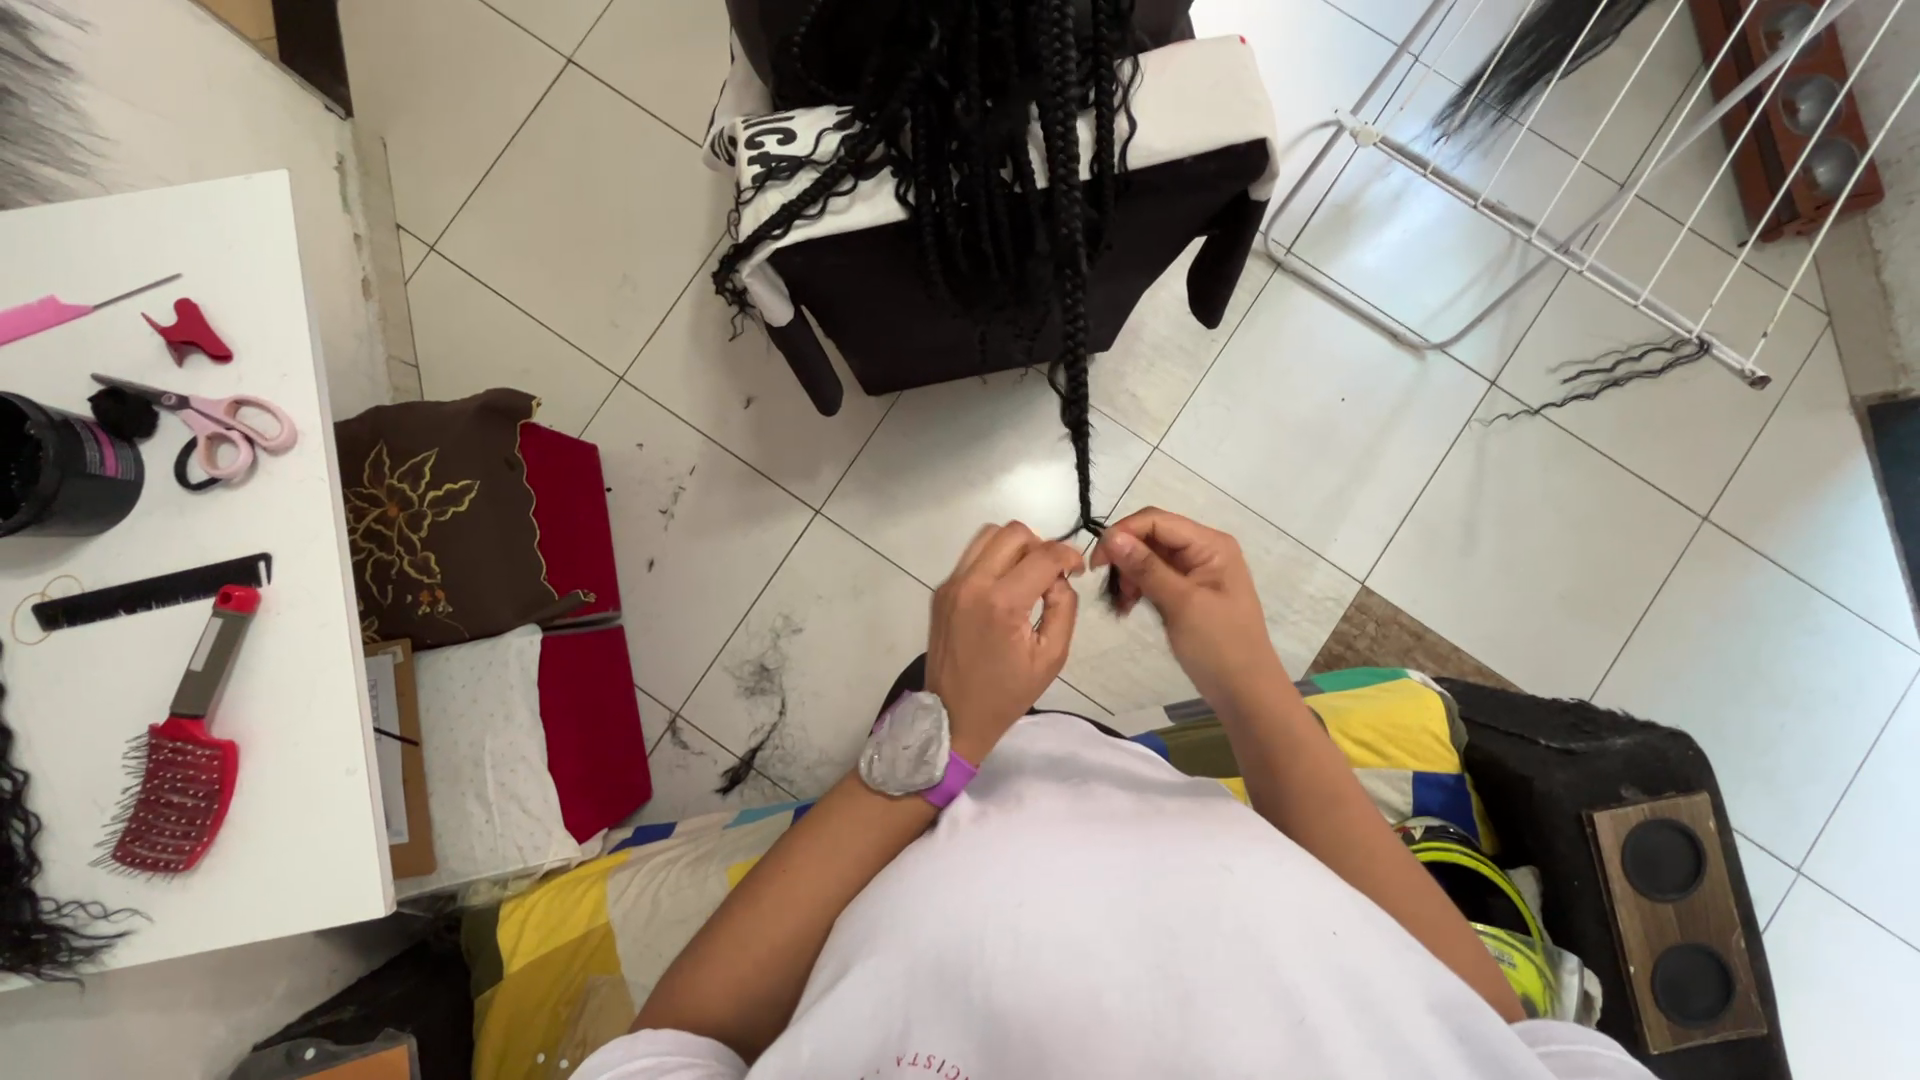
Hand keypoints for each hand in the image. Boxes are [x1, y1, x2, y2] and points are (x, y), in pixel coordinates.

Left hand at [927, 522, 1084, 761]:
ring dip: (1015, 547)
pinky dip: (994, 560)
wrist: (953, 715)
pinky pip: (972, 557)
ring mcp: (951, 585)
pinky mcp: (941, 591)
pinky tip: (1004, 589)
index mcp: (1002, 603)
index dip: (1070, 556)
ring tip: (1026, 577)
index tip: (1077, 571)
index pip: (1044, 555)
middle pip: (1014, 533)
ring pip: (989, 535)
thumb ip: (1063, 607)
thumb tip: (1059, 578)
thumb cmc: (1007, 693)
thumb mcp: (1051, 656)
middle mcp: (972, 584)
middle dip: (1041, 546)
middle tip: (1050, 575)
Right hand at [1090, 508, 1285, 706]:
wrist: (1245, 690)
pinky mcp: (1186, 591)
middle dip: (1125, 557)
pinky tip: (1128, 607)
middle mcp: (1203, 549)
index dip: (1123, 534)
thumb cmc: (1220, 645)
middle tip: (1112, 590)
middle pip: (1150, 536)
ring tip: (1123, 604)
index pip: (1156, 520)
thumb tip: (1111, 536)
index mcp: (1210, 544)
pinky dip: (1137, 588)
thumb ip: (1146, 568)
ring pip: (1147, 557)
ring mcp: (1195, 571)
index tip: (1097, 564)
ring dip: (1128, 575)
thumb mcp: (1182, 604)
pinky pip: (1153, 577)